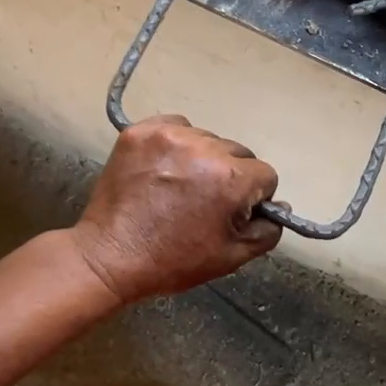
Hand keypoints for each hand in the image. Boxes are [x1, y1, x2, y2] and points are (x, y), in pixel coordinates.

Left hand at [72, 115, 282, 304]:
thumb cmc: (173, 261)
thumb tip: (277, 207)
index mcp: (231, 179)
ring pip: (207, 139)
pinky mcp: (142, 131)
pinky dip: (176, 142)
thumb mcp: (231, 257)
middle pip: (237, 153)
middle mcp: (205, 149)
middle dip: (229, 175)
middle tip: (203, 201)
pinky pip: (176, 125)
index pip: (264, 175)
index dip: (252, 197)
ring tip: (179, 185)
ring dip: (202, 158)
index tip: (230, 212)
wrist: (108, 257)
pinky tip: (164, 166)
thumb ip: (267, 230)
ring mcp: (170, 136)